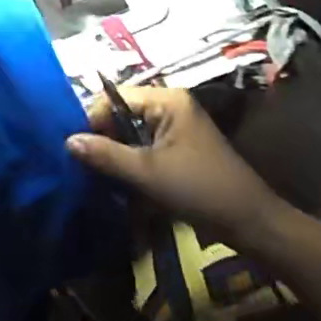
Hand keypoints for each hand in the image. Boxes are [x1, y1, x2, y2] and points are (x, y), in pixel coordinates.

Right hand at [67, 86, 282, 234]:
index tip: (73, 147)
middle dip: (103, 137)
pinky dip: (131, 161)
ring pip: (131, 131)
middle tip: (82, 163)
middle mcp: (171, 105)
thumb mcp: (148, 173)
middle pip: (122, 112)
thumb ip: (107, 155)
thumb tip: (68, 141)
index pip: (115, 96)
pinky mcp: (179, 147)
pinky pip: (144, 145)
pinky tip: (118, 181)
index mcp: (167, 100)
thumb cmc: (200, 190)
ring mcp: (177, 126)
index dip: (92, 119)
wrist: (252, 223)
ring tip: (96, 174)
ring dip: (115, 152)